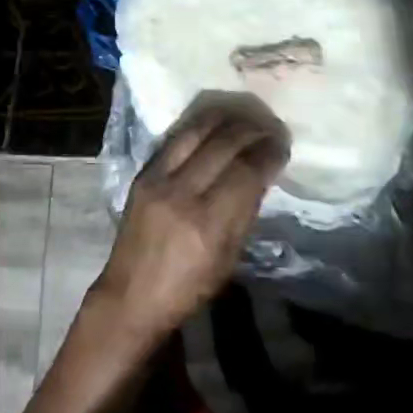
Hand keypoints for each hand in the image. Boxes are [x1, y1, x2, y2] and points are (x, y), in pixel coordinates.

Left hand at [92, 94, 288, 340]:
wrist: (129, 297)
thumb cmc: (187, 288)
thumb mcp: (228, 258)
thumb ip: (244, 211)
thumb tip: (261, 172)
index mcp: (208, 224)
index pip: (246, 171)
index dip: (269, 152)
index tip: (282, 144)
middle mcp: (182, 193)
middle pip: (224, 143)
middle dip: (253, 129)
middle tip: (270, 125)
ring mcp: (158, 179)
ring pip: (198, 131)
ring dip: (227, 118)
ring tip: (246, 115)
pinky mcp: (143, 173)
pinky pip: (176, 138)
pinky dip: (201, 125)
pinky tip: (217, 121)